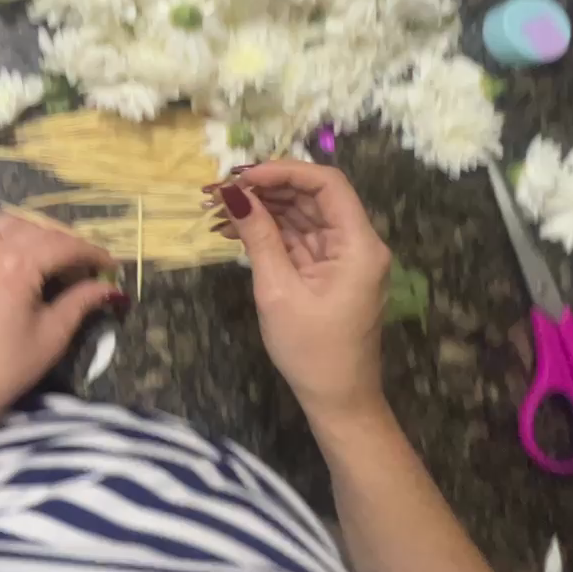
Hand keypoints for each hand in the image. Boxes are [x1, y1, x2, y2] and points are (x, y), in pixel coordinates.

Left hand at [0, 211, 122, 427]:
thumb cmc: (7, 366)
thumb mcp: (52, 336)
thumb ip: (81, 302)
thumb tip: (109, 287)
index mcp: (19, 266)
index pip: (65, 245)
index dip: (92, 252)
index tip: (111, 265)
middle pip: (40, 229)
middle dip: (68, 243)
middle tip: (86, 268)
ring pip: (9, 222)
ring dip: (35, 232)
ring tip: (51, 256)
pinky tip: (9, 249)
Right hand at [213, 162, 390, 425]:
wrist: (336, 400)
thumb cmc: (312, 350)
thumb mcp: (278, 289)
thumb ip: (258, 236)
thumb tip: (232, 193)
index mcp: (358, 245)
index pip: (326, 184)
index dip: (283, 172)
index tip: (241, 178)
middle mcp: (354, 242)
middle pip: (310, 195)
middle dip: (263, 188)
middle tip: (216, 192)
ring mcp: (339, 255)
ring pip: (298, 213)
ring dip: (258, 207)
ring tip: (214, 209)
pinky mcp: (324, 267)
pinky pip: (294, 235)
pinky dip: (263, 229)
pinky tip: (229, 230)